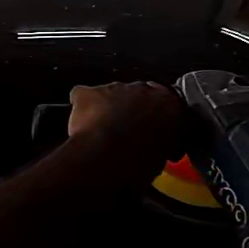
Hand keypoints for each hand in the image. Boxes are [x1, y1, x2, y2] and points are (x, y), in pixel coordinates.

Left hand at [65, 82, 188, 164]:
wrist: (112, 156)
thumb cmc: (143, 160)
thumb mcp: (164, 150)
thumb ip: (162, 137)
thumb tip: (155, 144)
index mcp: (168, 102)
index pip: (161, 101)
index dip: (150, 115)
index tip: (144, 127)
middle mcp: (142, 88)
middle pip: (133, 94)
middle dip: (127, 108)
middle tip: (121, 130)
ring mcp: (114, 87)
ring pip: (108, 94)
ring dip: (105, 108)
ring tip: (99, 131)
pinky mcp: (88, 93)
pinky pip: (81, 94)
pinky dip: (80, 105)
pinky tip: (80, 122)